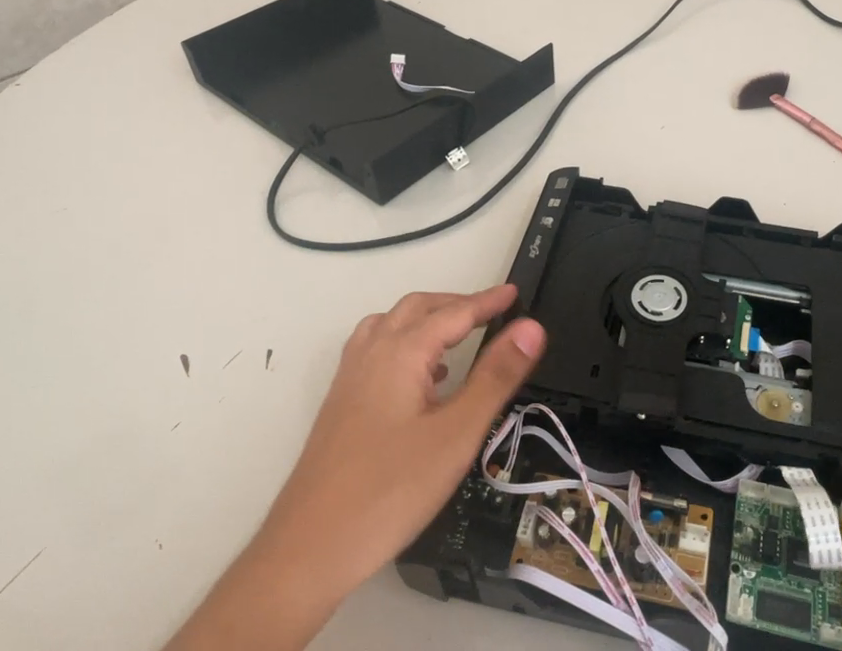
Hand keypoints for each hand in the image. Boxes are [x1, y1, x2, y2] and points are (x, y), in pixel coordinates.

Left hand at [268, 283, 544, 575]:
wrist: (310, 547)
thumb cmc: (391, 490)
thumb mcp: (457, 434)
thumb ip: (495, 378)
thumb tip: (530, 328)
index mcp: (400, 354)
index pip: (452, 314)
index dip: (487, 302)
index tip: (515, 293)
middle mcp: (370, 355)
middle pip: (415, 310)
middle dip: (455, 304)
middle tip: (492, 312)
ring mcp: (349, 380)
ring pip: (389, 328)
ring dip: (425, 321)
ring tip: (457, 340)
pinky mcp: (341, 406)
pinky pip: (375, 352)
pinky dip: (404, 345)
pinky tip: (422, 382)